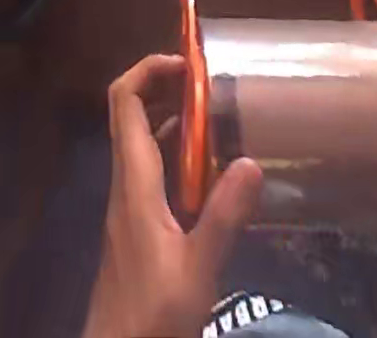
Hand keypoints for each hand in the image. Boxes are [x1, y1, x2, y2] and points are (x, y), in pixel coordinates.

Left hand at [81, 54, 262, 337]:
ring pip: (145, 139)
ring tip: (219, 116)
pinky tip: (213, 169)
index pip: (125, 101)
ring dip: (176, 119)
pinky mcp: (139, 220)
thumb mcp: (196, 269)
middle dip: (166, 86)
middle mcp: (127, 179)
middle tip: (210, 83)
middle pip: (133, 111)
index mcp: (134, 178)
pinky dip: (180, 153)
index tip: (188, 64)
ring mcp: (131, 200)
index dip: (148, 69)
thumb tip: (250, 160)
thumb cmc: (151, 315)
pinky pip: (156, 168)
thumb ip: (223, 216)